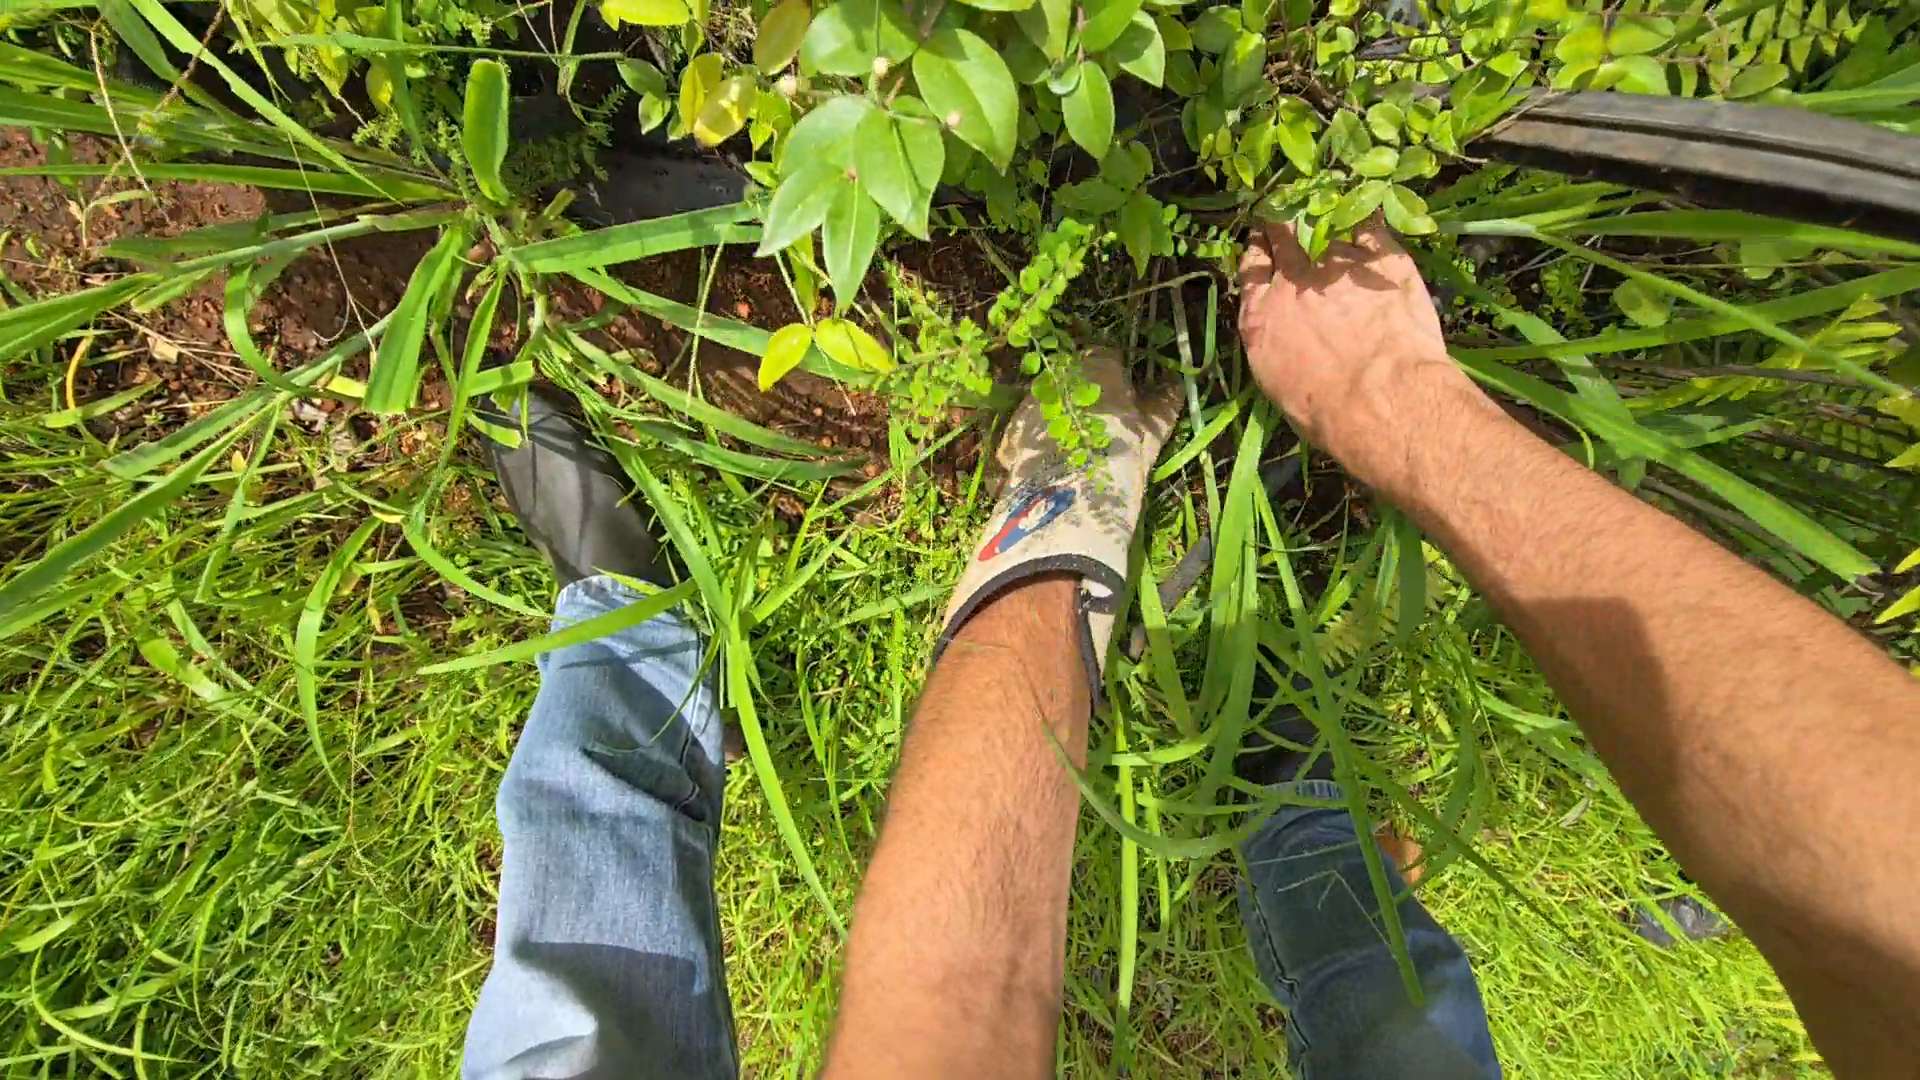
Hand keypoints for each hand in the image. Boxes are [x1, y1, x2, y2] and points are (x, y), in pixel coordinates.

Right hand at [1237, 220, 1489, 487]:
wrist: (1377, 399)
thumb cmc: (1320, 408)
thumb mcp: (1275, 378)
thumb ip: (1271, 339)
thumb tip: (1279, 327)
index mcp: (1260, 317)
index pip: (1251, 269)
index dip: (1256, 250)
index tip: (1260, 241)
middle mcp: (1293, 284)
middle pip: (1283, 237)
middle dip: (1282, 221)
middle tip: (1288, 212)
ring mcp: (1339, 267)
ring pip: (1328, 229)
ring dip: (1326, 222)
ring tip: (1332, 215)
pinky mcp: (1385, 260)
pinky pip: (1371, 226)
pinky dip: (1365, 219)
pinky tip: (1366, 215)